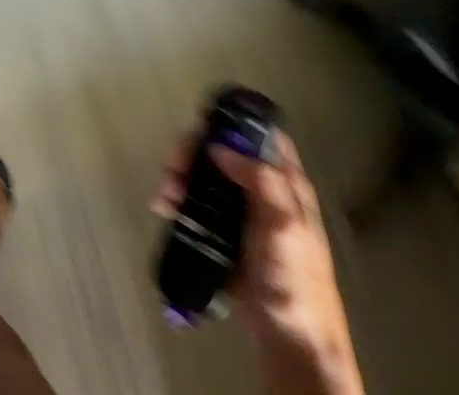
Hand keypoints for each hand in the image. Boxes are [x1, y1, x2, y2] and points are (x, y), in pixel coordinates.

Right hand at [151, 132, 355, 360]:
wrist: (289, 336)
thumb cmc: (294, 278)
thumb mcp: (283, 223)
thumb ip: (259, 180)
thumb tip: (220, 147)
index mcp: (284, 184)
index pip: (260, 136)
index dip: (233, 123)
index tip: (202, 122)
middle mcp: (261, 191)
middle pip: (221, 153)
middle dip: (193, 153)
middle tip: (173, 166)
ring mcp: (240, 214)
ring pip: (204, 178)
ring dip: (180, 178)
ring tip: (165, 195)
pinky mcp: (222, 236)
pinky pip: (194, 208)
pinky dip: (176, 202)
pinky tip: (164, 209)